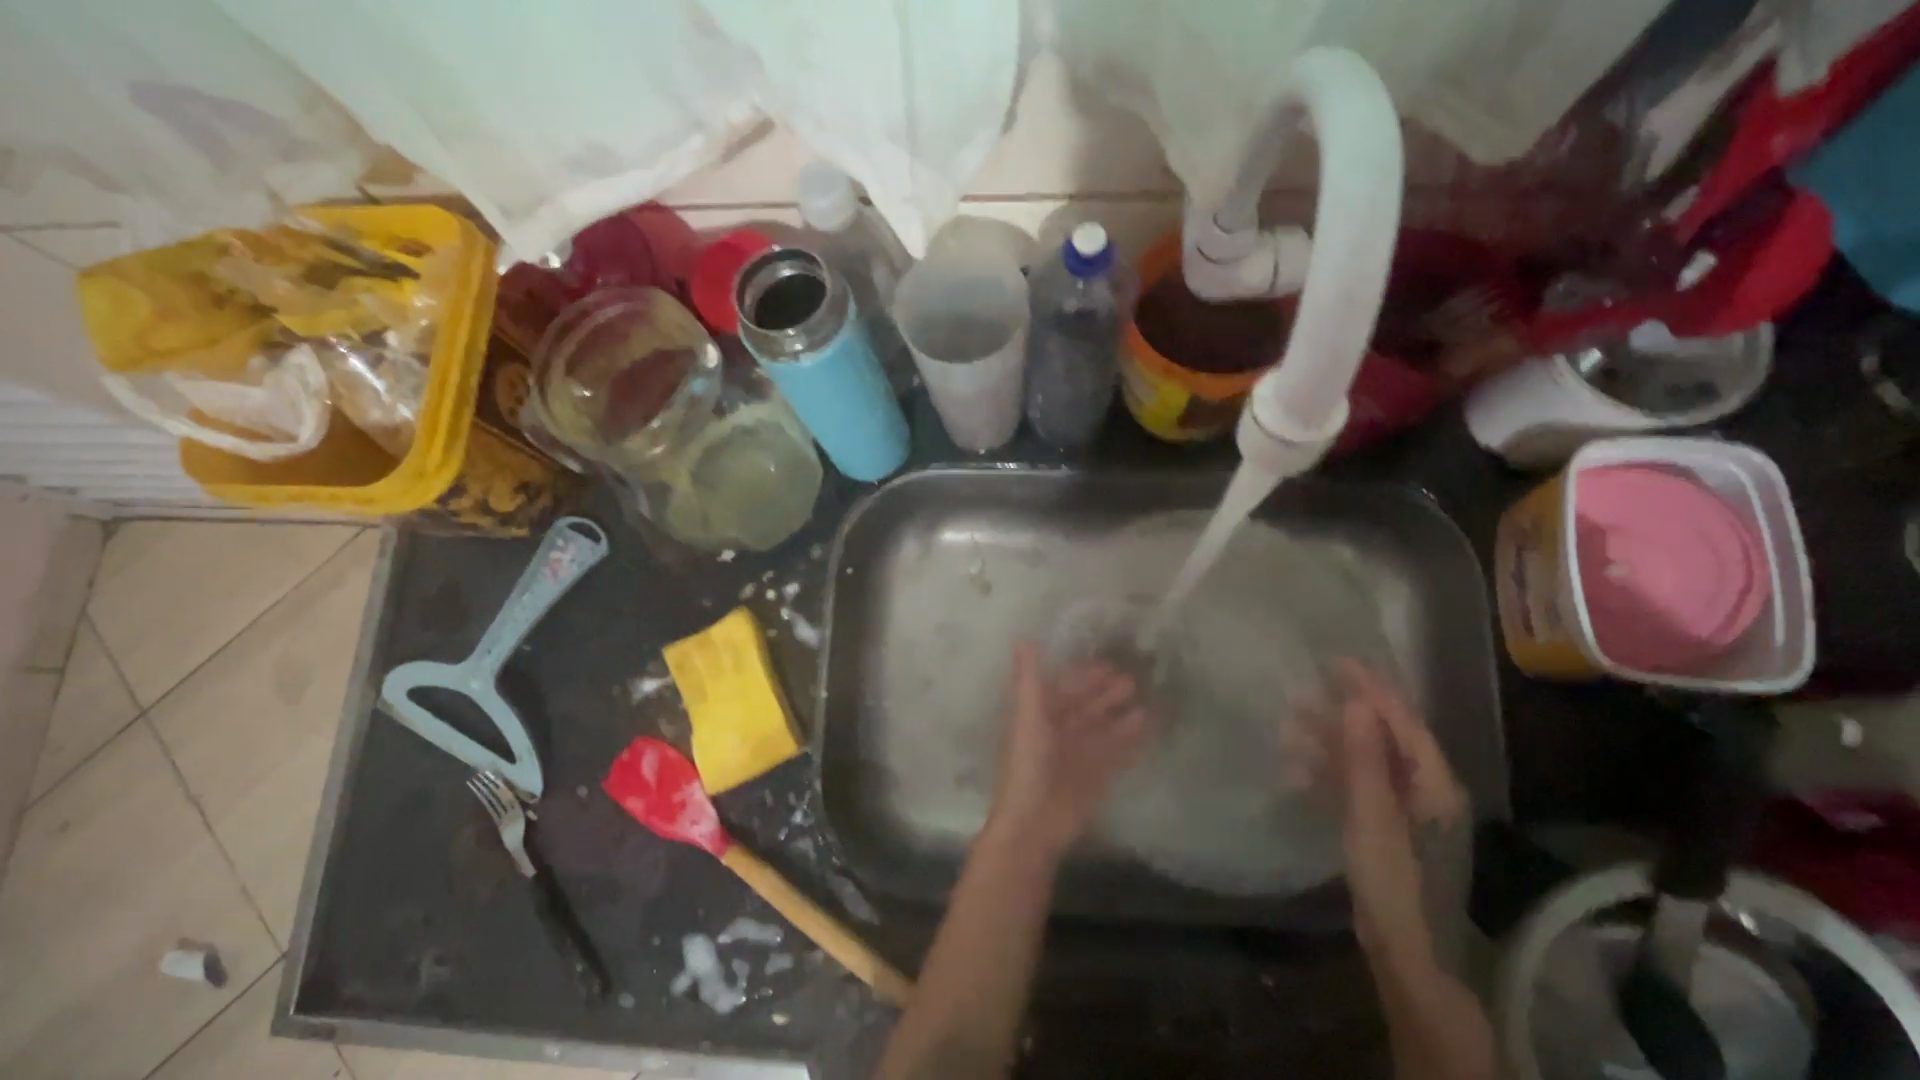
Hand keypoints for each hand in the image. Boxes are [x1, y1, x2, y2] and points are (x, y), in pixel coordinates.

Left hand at [988, 643, 1151, 858]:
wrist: (1035, 822)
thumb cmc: (1028, 765)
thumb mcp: (1029, 716)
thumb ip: (1029, 679)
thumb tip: (1023, 638)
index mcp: (1038, 720)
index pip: (1062, 691)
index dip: (1081, 678)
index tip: (1106, 664)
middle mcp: (1057, 736)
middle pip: (1084, 709)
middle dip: (1105, 694)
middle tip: (1132, 680)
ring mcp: (1077, 758)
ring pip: (1102, 731)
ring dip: (1120, 716)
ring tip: (1145, 701)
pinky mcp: (1094, 779)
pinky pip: (1115, 754)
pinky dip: (1129, 740)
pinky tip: (1148, 727)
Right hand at [1293, 661, 1466, 963]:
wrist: (1407, 954)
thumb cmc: (1394, 883)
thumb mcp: (1373, 817)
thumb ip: (1365, 759)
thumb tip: (1356, 703)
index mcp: (1433, 783)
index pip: (1401, 722)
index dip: (1371, 690)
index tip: (1335, 663)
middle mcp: (1423, 791)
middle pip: (1382, 739)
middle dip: (1341, 715)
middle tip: (1298, 692)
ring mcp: (1404, 814)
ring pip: (1364, 765)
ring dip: (1328, 746)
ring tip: (1285, 728)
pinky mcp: (1384, 834)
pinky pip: (1355, 792)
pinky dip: (1328, 778)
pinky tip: (1295, 774)